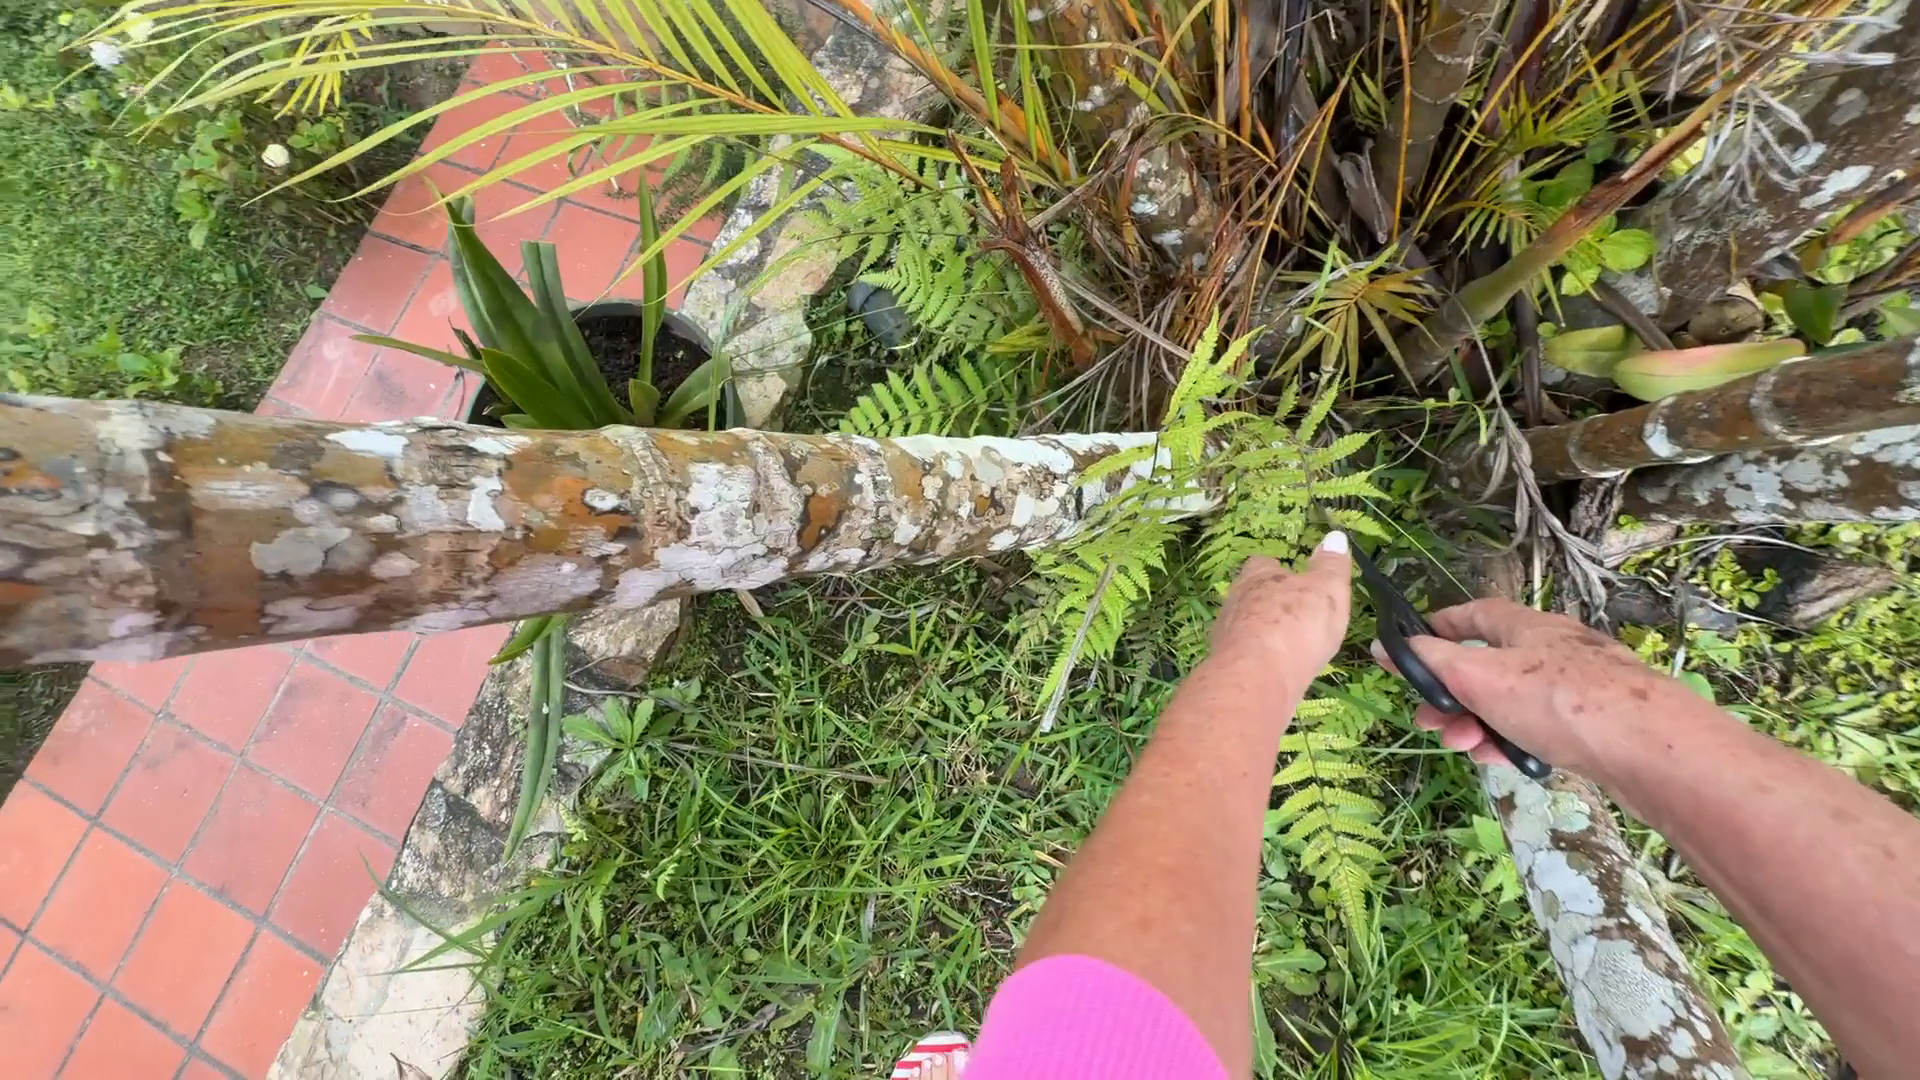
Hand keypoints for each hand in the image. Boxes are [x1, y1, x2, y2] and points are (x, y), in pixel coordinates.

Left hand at [1207, 532, 1353, 684]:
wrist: (1257, 674)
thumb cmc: (1296, 624)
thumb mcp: (1326, 589)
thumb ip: (1330, 566)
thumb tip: (1335, 536)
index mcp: (1258, 577)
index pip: (1262, 563)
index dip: (1278, 569)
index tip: (1293, 576)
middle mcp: (1235, 600)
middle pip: (1249, 593)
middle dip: (1268, 600)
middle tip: (1291, 612)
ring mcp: (1225, 631)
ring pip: (1243, 622)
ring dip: (1261, 629)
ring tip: (1284, 640)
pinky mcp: (1225, 660)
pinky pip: (1242, 651)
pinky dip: (1257, 654)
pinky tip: (1272, 665)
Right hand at [1373, 598, 1731, 782]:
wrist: (1660, 754)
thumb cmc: (1557, 702)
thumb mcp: (1476, 676)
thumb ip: (1426, 660)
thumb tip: (1384, 643)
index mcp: (1525, 626)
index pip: (1471, 615)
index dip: (1436, 629)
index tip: (1410, 651)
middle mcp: (1554, 649)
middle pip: (1486, 666)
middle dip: (1450, 694)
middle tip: (1429, 720)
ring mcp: (1582, 687)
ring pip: (1511, 700)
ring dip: (1477, 722)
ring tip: (1465, 748)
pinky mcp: (1601, 724)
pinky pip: (1541, 726)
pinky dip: (1515, 739)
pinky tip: (1506, 761)